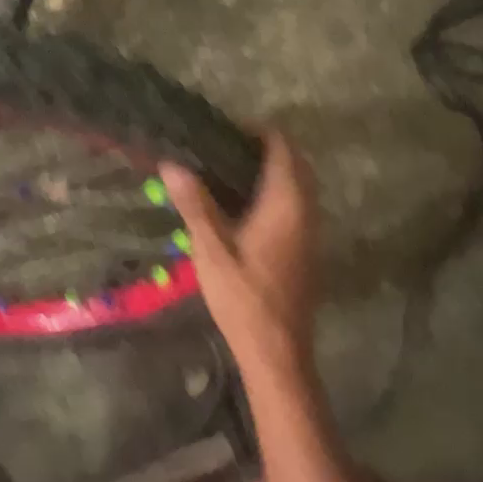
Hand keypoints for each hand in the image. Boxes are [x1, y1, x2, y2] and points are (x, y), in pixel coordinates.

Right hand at [161, 130, 317, 364]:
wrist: (277, 350)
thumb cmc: (243, 298)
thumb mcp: (211, 250)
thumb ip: (195, 204)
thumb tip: (172, 163)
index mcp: (286, 203)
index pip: (281, 146)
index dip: (254, 131)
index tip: (219, 130)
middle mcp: (307, 210)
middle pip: (294, 161)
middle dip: (260, 148)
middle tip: (218, 150)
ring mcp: (310, 230)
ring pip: (297, 184)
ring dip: (268, 171)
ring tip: (223, 174)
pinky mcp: (306, 248)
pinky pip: (296, 204)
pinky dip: (273, 193)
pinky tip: (239, 208)